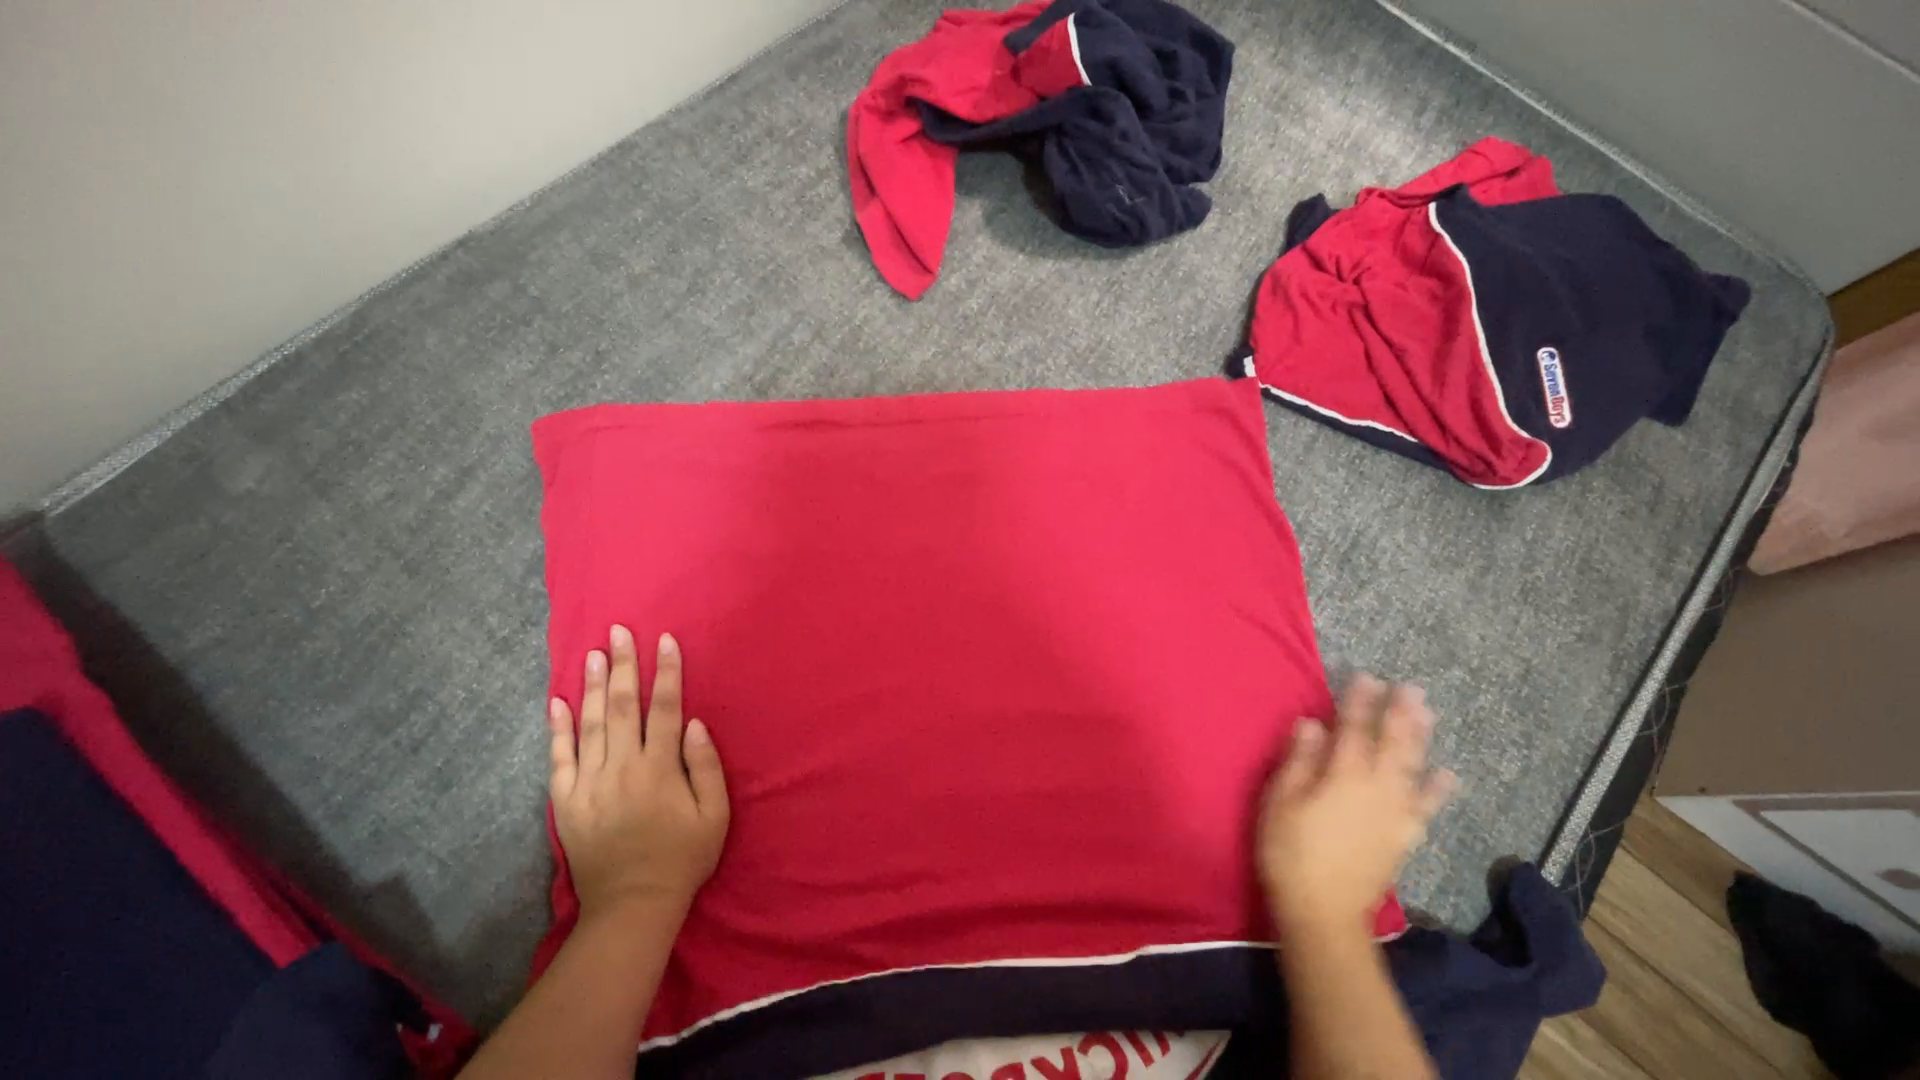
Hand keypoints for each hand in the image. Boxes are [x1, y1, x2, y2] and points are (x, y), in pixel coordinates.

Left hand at [548, 626, 729, 923]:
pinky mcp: (566, 801)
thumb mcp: (714, 817)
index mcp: (660, 769)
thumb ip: (706, 767)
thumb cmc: (682, 858)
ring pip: (590, 724)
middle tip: (619, 632)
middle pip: (623, 706)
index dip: (667, 672)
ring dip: (592, 686)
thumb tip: (695, 724)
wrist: (632, 906)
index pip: (666, 709)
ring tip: (594, 653)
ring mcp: (589, 783)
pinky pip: (559, 758)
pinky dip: (557, 728)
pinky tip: (557, 701)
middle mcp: (622, 768)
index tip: (665, 640)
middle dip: (623, 666)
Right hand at [1257, 675, 1456, 933]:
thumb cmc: (1289, 851)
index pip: (1352, 729)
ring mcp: (1396, 814)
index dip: (1358, 701)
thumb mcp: (1280, 801)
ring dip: (1421, 738)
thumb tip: (1313, 724)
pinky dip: (1437, 788)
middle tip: (1411, 687)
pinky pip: (1426, 806)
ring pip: (1413, 767)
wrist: (1323, 912)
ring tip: (1429, 713)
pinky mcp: (1404, 837)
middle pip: (1392, 743)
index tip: (1365, 675)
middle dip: (1400, 713)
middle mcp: (1377, 788)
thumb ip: (1299, 760)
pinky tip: (1447, 775)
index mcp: (1343, 776)